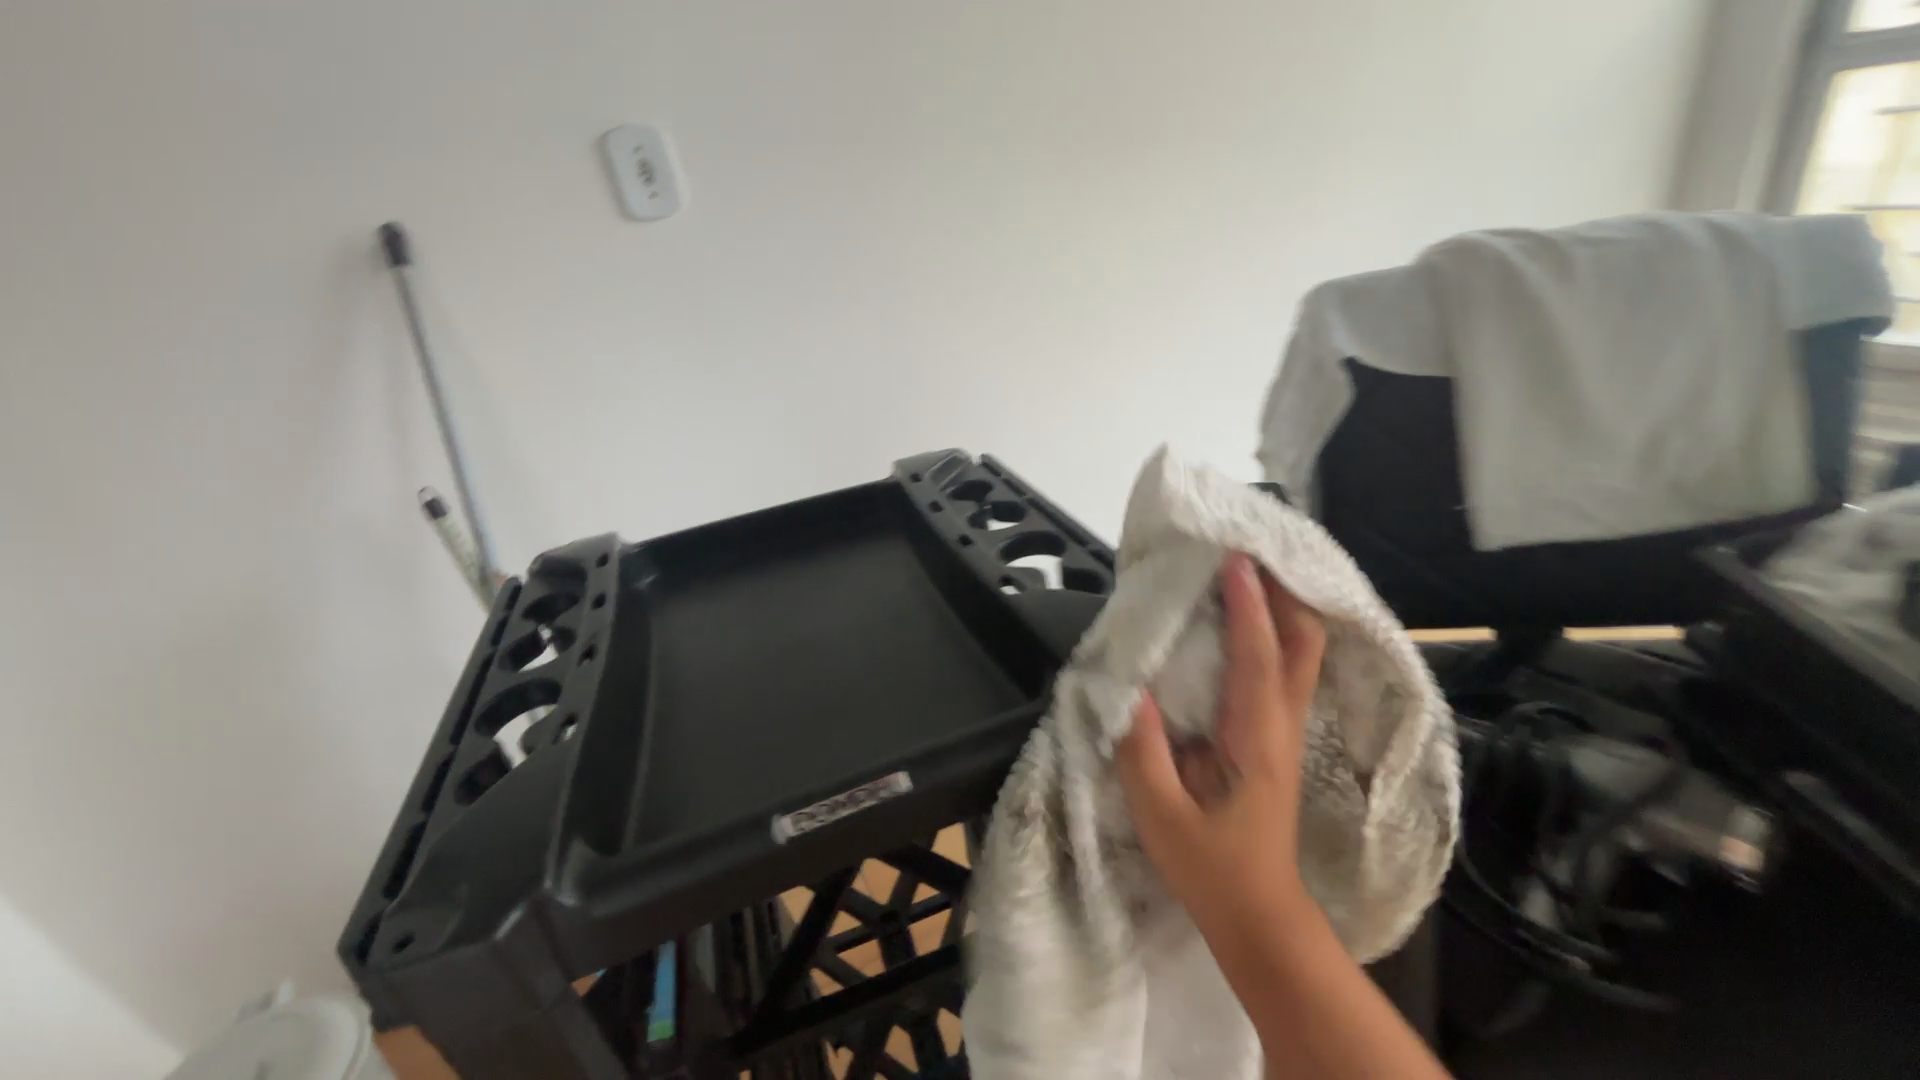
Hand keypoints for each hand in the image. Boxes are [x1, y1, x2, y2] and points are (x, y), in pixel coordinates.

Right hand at [1116, 551, 1327, 939]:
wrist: (1259, 914)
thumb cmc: (1209, 868)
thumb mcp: (1160, 815)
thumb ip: (1143, 751)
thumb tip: (1131, 689)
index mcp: (1256, 739)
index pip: (1259, 658)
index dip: (1249, 605)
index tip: (1235, 559)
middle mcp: (1281, 725)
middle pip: (1303, 643)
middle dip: (1283, 593)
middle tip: (1247, 555)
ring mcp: (1286, 731)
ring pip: (1300, 655)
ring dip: (1282, 609)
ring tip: (1246, 575)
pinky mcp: (1277, 739)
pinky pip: (1285, 672)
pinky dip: (1273, 635)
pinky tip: (1245, 624)